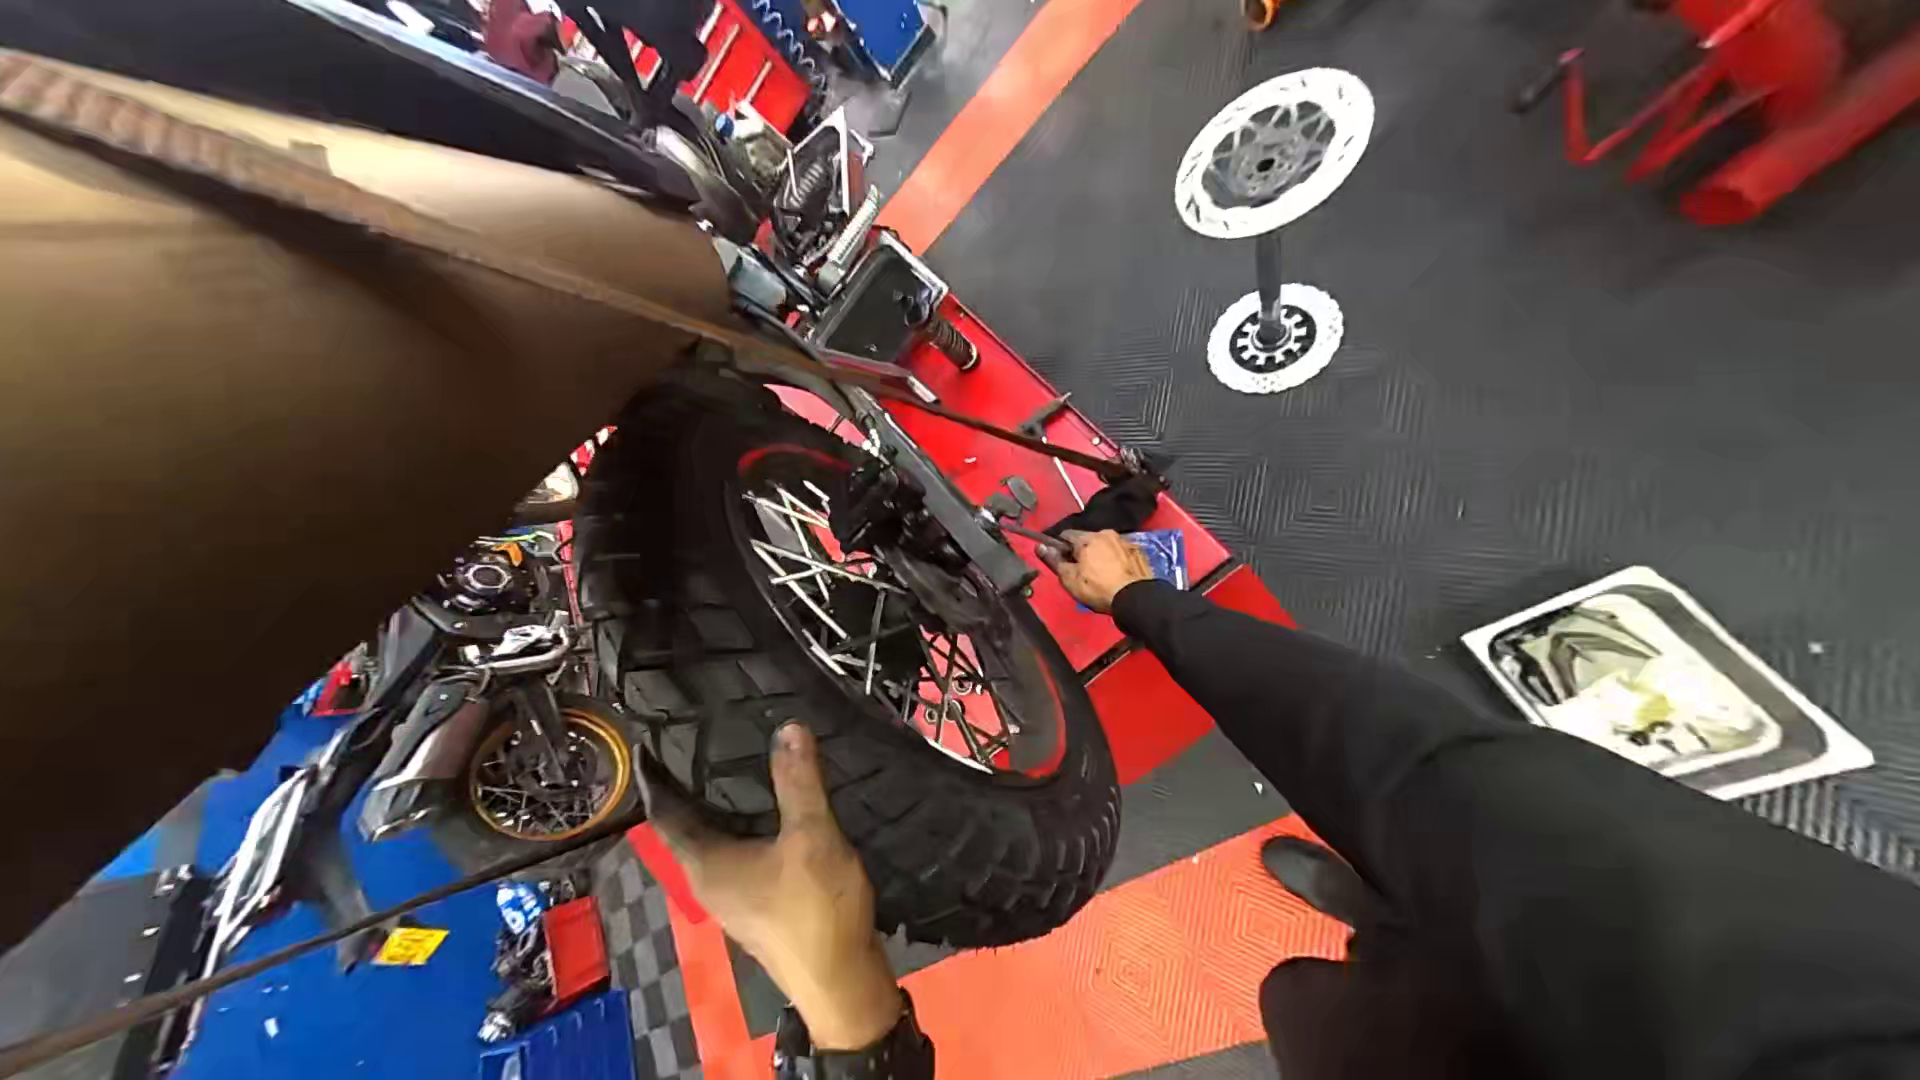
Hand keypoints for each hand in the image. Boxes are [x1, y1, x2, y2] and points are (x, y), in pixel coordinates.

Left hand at [642, 723, 900, 1049]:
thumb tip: (788, 726)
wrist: (844, 980)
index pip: (665, 813)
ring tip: (737, 757)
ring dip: (722, 800)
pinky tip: (771, 802)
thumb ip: (799, 781)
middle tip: (700, 735)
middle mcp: (711, 878)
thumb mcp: (811, 836)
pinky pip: (743, 845)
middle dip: (691, 783)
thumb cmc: (816, 909)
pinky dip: (747, 818)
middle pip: (689, 824)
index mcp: (707, 863)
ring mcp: (737, 893)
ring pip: (719, 835)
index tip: (650, 742)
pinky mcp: (762, 899)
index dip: (654, 778)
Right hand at [1039, 529, 1156, 612]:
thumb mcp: (1069, 579)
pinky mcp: (1138, 551)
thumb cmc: (1097, 588)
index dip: (1061, 548)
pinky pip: (1121, 552)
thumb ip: (1054, 561)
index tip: (1063, 562)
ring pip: (1106, 545)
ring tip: (1103, 574)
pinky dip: (1117, 559)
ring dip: (1101, 554)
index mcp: (1087, 538)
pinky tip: (1117, 574)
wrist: (1135, 598)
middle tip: (1083, 572)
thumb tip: (1040, 547)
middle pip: (1087, 539)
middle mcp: (1106, 533)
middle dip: (1083, 551)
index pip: (1066, 535)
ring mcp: (1124, 541)